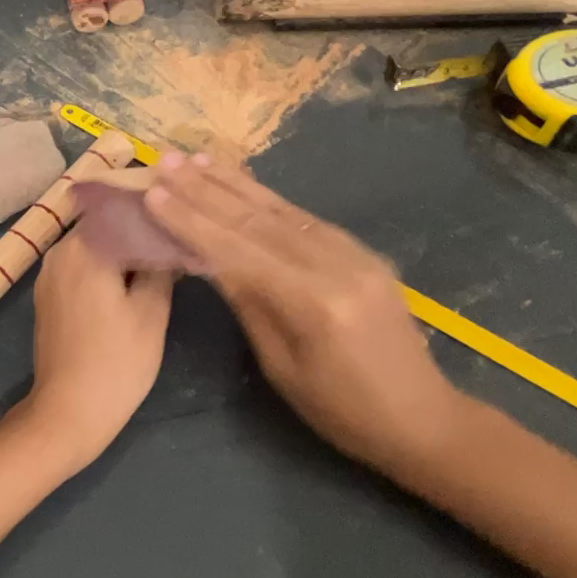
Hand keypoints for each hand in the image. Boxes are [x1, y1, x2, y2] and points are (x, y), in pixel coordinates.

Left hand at [25, 232, 175, 473]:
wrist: (68, 409)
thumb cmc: (116, 362)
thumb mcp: (151, 312)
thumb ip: (160, 266)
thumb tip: (169, 238)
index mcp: (85, 249)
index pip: (123, 210)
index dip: (155, 210)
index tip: (183, 212)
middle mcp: (59, 252)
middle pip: (105, 225)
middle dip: (139, 228)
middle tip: (177, 234)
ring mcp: (49, 274)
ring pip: (93, 245)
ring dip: (124, 247)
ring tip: (162, 255)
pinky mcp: (48, 295)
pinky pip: (81, 265)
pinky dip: (106, 265)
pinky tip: (134, 277)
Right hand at [143, 154, 463, 472]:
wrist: (422, 418)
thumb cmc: (339, 409)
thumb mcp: (280, 365)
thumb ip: (247, 303)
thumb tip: (207, 258)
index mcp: (313, 303)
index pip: (237, 250)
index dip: (191, 220)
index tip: (154, 193)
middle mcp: (336, 266)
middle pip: (256, 220)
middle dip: (204, 190)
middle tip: (165, 161)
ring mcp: (355, 254)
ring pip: (281, 211)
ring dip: (232, 183)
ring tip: (195, 158)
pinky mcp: (363, 252)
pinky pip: (304, 219)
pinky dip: (265, 198)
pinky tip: (240, 182)